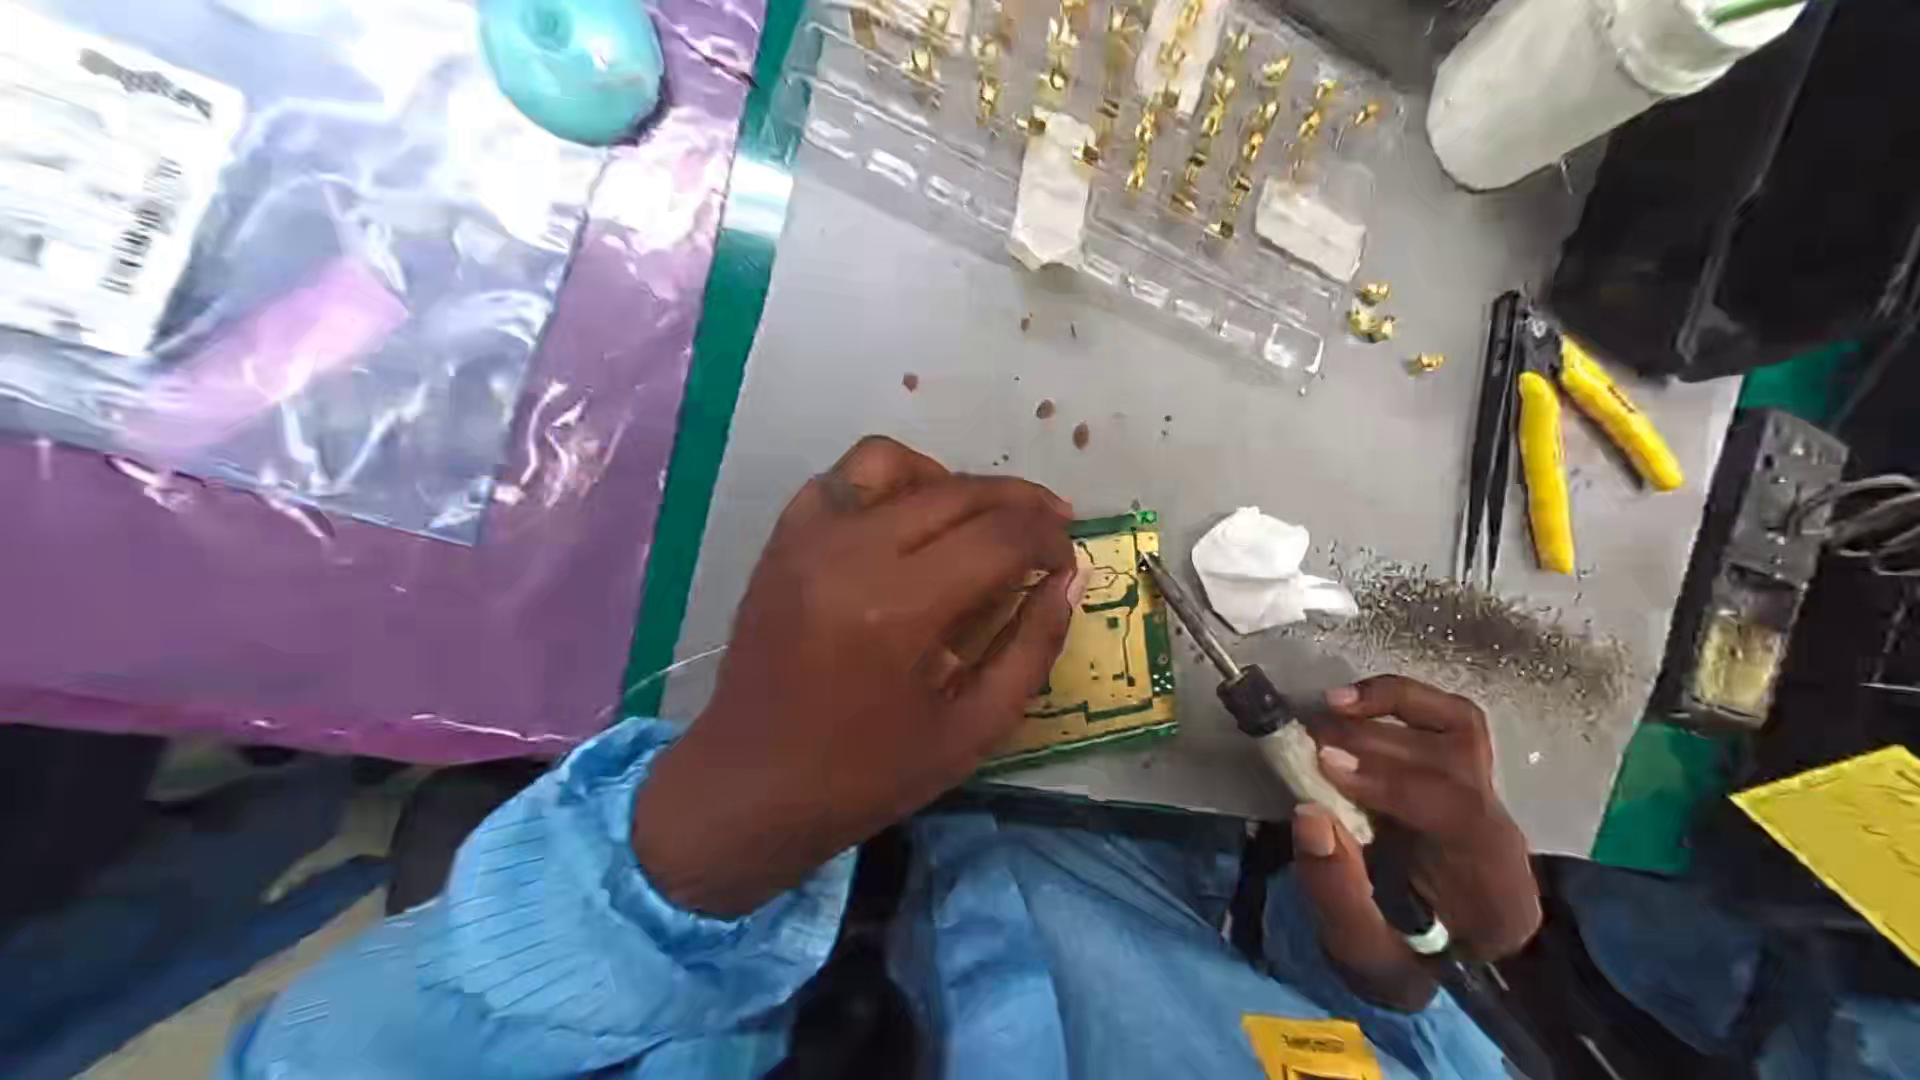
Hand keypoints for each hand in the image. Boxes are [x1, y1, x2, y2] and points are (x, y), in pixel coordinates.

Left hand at [632, 437, 1079, 914]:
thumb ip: (1033, 646)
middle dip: (1020, 505)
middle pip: (958, 491)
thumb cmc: (866, 774)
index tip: (1065, 563)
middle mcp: (849, 552)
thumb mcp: (973, 728)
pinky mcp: (782, 540)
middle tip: (1048, 532)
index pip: (1002, 536)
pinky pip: (843, 479)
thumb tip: (1071, 577)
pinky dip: (889, 484)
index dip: (1050, 539)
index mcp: (899, 608)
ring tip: (978, 521)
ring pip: (894, 461)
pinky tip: (909, 523)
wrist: (750, 785)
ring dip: (951, 482)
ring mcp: (806, 537)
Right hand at [1291, 676, 1539, 1008]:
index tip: (1325, 765)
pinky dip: (1394, 698)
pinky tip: (1346, 702)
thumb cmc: (1393, 954)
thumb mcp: (1360, 951)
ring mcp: (1485, 794)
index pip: (1462, 813)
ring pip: (1455, 724)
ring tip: (1323, 712)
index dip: (1391, 780)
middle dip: (1372, 745)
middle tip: (1306, 743)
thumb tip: (1307, 813)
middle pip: (1455, 762)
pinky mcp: (1457, 769)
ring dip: (1384, 709)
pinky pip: (1442, 715)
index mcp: (1494, 889)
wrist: (1421, 952)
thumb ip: (1335, 891)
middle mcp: (1501, 832)